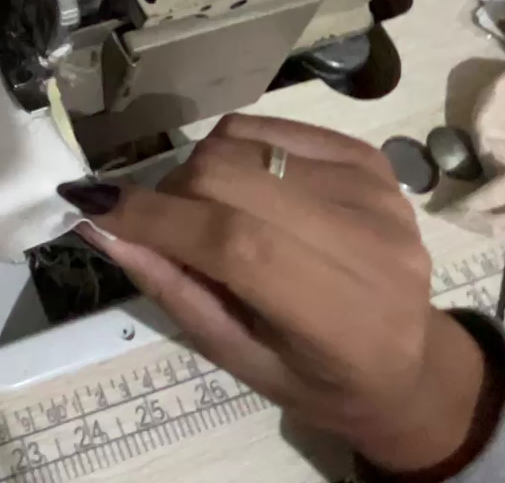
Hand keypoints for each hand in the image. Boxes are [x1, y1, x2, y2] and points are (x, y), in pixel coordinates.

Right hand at [58, 115, 500, 478]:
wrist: (412, 364)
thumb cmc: (317, 377)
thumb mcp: (237, 357)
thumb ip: (170, 287)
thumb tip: (100, 223)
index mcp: (341, 317)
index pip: (233, 243)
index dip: (155, 217)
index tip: (92, 202)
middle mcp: (368, 244)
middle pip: (228, 177)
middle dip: (172, 193)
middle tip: (168, 226)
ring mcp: (374, 192)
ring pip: (237, 144)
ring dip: (200, 172)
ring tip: (213, 211)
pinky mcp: (368, 157)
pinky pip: (263, 127)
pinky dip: (231, 149)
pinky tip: (247, 187)